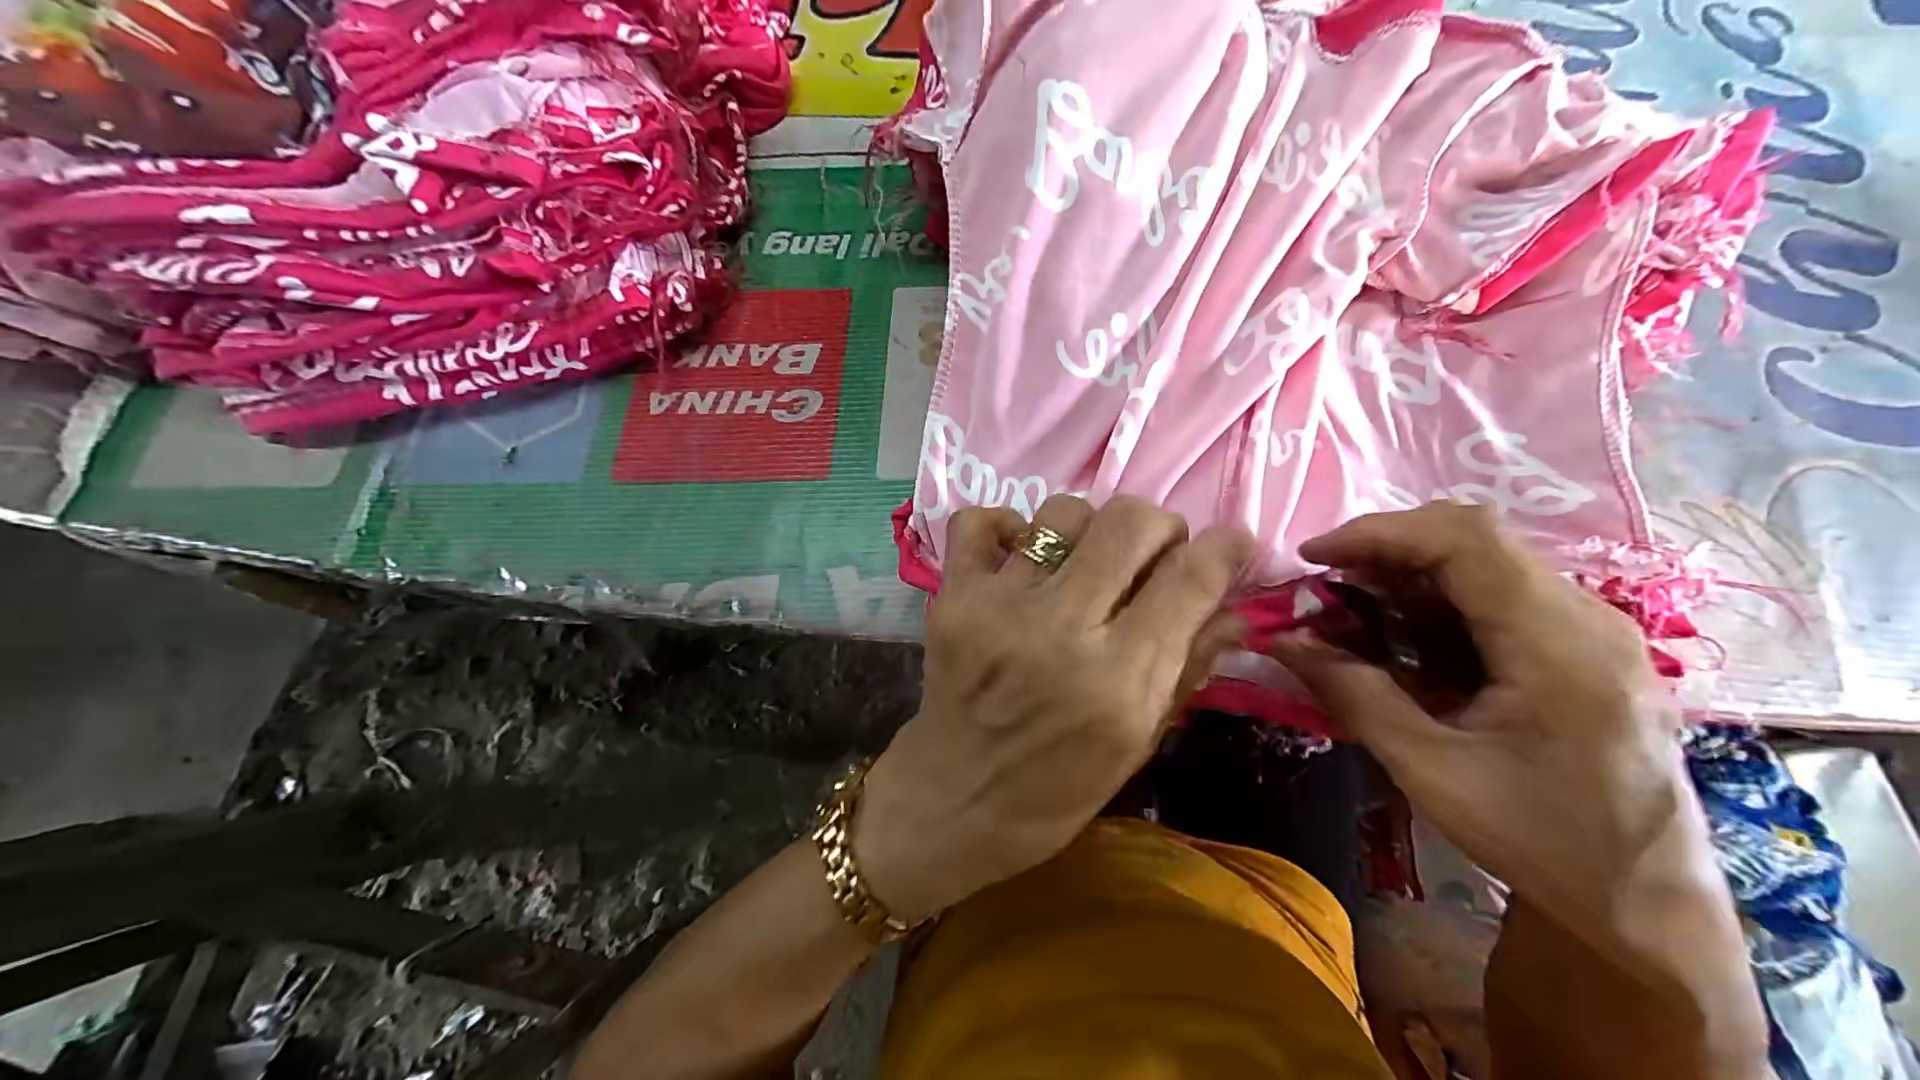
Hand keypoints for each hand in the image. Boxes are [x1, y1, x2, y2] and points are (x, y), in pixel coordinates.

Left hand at [854, 495, 1253, 921]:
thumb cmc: (1057, 790)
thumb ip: (1188, 666)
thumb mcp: (1139, 742)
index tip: (1230, 543)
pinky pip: (977, 522)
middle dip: (1162, 527)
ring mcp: (999, 607)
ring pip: (1064, 512)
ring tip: (1086, 561)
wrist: (956, 802)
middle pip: (1131, 523)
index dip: (1224, 548)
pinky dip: (1005, 526)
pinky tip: (1019, 554)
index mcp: (1120, 681)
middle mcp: (1062, 631)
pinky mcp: (952, 598)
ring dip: (1091, 528)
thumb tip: (1235, 606)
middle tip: (1155, 555)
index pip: (1190, 580)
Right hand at [1269, 503, 1719, 948]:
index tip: (1312, 557)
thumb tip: (1280, 639)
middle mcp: (1586, 619)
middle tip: (1324, 582)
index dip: (1379, 533)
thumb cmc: (1537, 840)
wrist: (1643, 904)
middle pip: (1475, 539)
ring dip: (1407, 572)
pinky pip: (1497, 593)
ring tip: (1350, 607)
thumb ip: (1352, 692)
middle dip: (1385, 548)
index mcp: (1559, 646)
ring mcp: (1590, 630)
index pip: (1465, 541)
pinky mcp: (1581, 646)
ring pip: (1485, 561)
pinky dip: (1434, 598)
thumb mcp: (1428, 769)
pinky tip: (1401, 634)